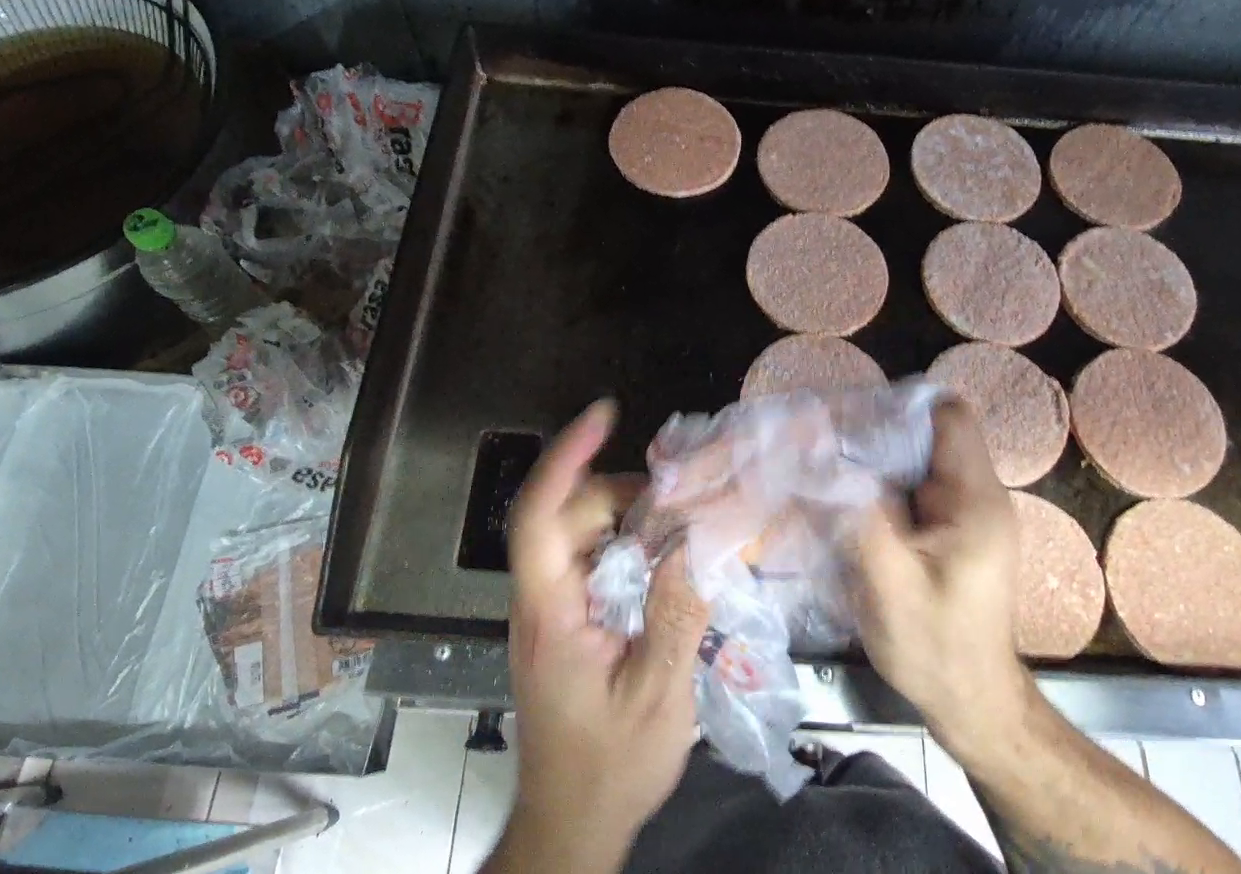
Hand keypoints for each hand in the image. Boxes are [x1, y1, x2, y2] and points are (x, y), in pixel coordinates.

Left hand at [490, 400, 710, 873]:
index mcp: (549, 613)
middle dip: (624, 494)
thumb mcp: (655, 694)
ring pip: (586, 540)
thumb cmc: (606, 768)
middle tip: (684, 497)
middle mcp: (543, 602)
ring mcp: (554, 614)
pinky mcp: (570, 627)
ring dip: (633, 523)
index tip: (601, 417)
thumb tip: (701, 541)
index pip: (538, 516)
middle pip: (571, 518)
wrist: (572, 822)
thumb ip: (677, 614)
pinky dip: (633, 553)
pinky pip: (597, 568)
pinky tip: (673, 564)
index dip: (565, 459)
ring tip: (687, 528)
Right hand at [849, 400, 1035, 750]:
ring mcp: (964, 512)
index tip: (843, 421)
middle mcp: (976, 494)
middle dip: (872, 433)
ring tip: (821, 470)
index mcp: (974, 497)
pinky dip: (878, 487)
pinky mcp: (950, 530)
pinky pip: (913, 488)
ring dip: (871, 462)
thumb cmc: (935, 647)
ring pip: (915, 459)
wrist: (970, 701)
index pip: (947, 414)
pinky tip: (844, 502)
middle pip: (926, 433)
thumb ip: (858, 513)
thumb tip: (822, 455)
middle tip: (817, 446)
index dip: (896, 406)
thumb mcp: (889, 582)